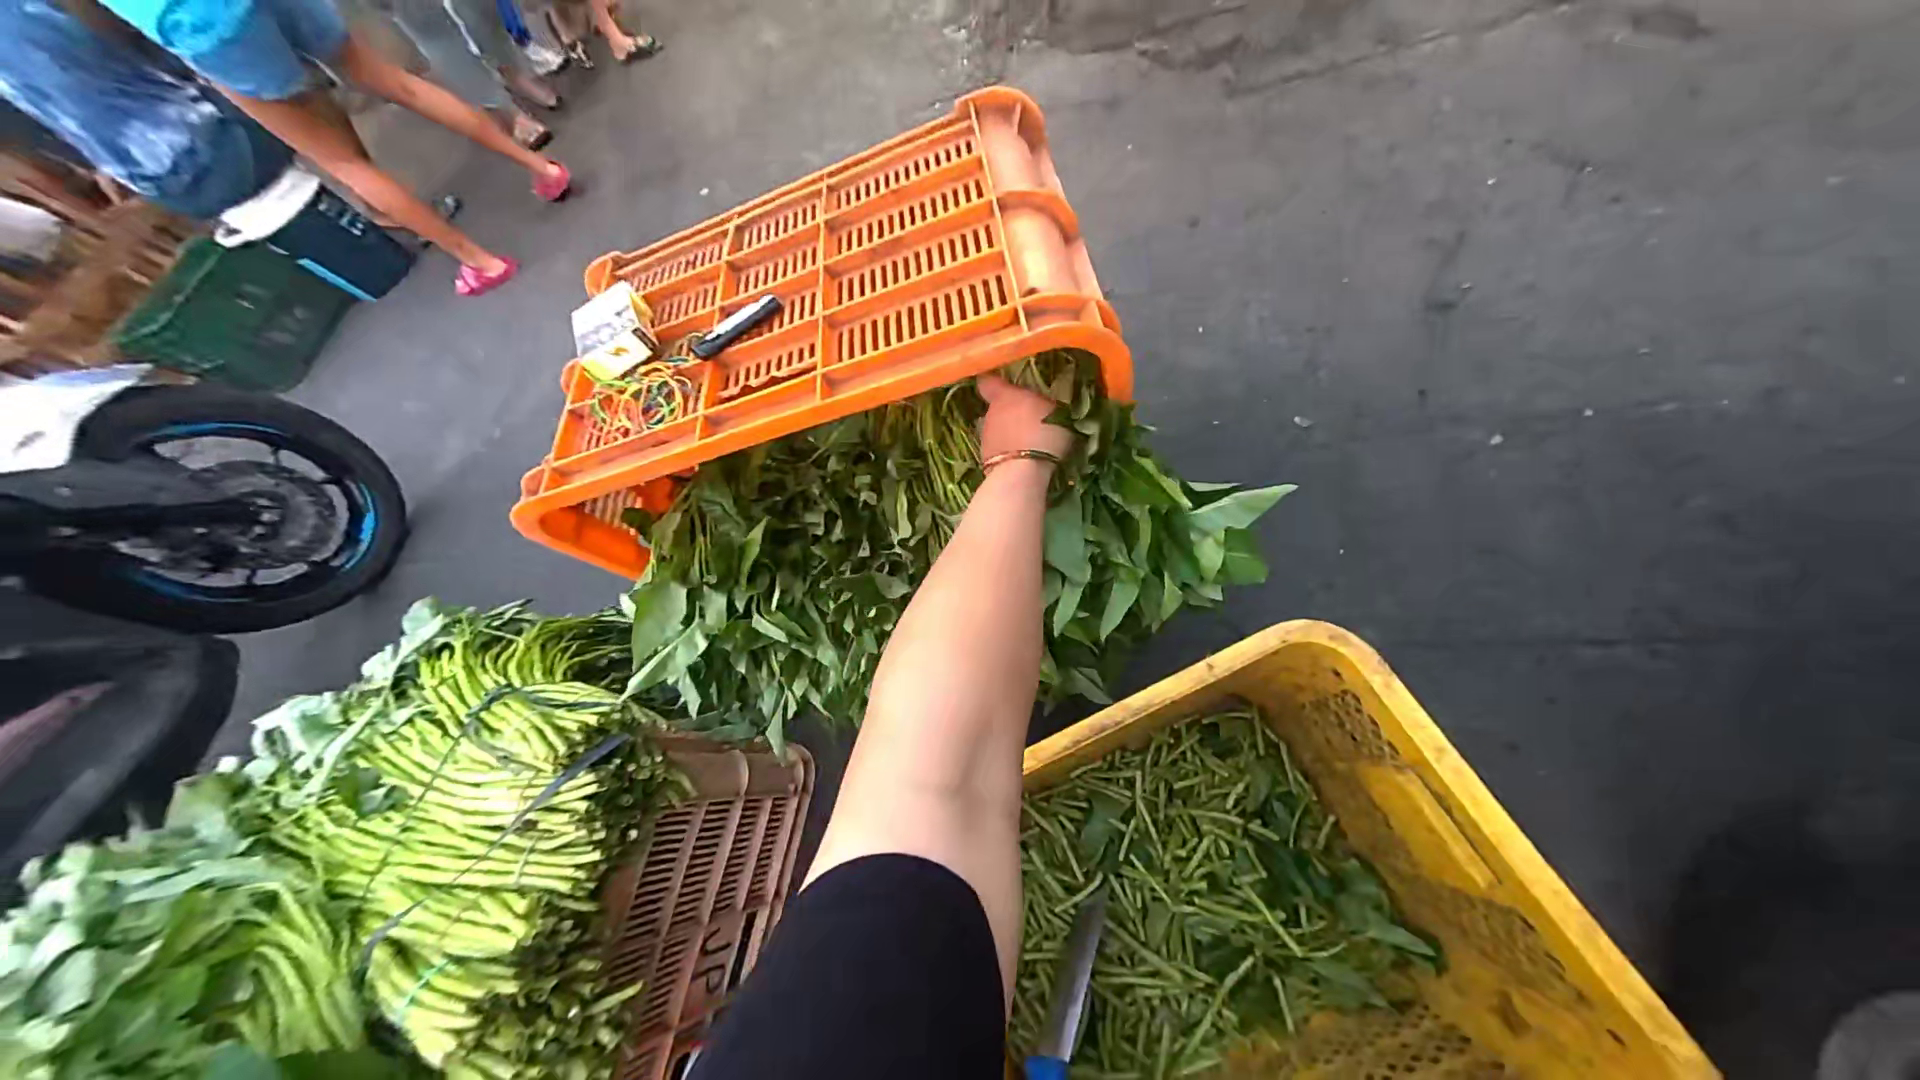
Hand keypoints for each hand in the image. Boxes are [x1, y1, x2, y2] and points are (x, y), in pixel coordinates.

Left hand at [977, 374, 1074, 462]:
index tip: (1003, 386)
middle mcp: (989, 414)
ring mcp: (984, 438)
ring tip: (1029, 446)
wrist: (1022, 471)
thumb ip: (1043, 405)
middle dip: (1009, 414)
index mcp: (1004, 396)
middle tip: (1029, 422)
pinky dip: (1007, 454)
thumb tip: (1041, 404)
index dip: (994, 383)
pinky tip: (1022, 462)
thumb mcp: (1055, 411)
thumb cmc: (1042, 432)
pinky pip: (997, 451)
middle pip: (996, 409)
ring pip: (996, 431)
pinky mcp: (985, 460)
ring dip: (1008, 435)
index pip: (988, 382)